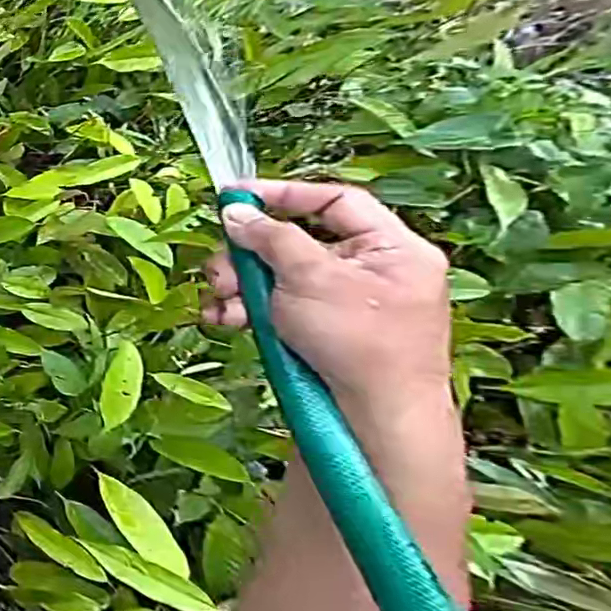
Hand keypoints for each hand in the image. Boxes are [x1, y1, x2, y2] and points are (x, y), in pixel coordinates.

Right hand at [203, 179, 452, 421]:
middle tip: (221, 269)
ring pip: (273, 272)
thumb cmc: (359, 344)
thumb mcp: (310, 278)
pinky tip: (225, 318)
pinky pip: (272, 302)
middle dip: (246, 253)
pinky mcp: (315, 325)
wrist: (372, 417)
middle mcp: (367, 269)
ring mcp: (339, 299)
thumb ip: (271, 237)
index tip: (234, 195)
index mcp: (390, 248)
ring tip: (221, 301)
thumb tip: (236, 211)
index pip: (334, 200)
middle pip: (291, 239)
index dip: (282, 193)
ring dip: (238, 284)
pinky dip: (245, 307)